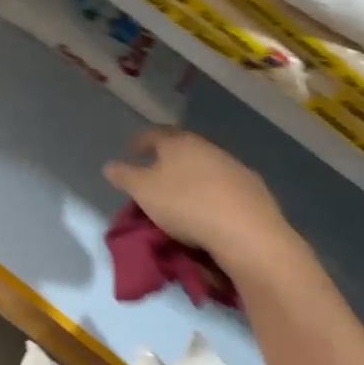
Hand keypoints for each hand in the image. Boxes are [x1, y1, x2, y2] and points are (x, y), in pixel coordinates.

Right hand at [103, 127, 291, 260]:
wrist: (246, 231)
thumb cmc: (185, 204)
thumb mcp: (143, 192)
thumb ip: (124, 176)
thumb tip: (110, 165)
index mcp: (178, 143)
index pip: (154, 133)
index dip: (139, 142)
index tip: (130, 152)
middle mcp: (207, 147)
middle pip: (182, 148)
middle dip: (166, 161)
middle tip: (153, 178)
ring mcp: (234, 166)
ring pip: (205, 167)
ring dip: (191, 178)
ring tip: (180, 198)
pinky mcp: (254, 188)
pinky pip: (224, 186)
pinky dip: (212, 193)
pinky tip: (209, 210)